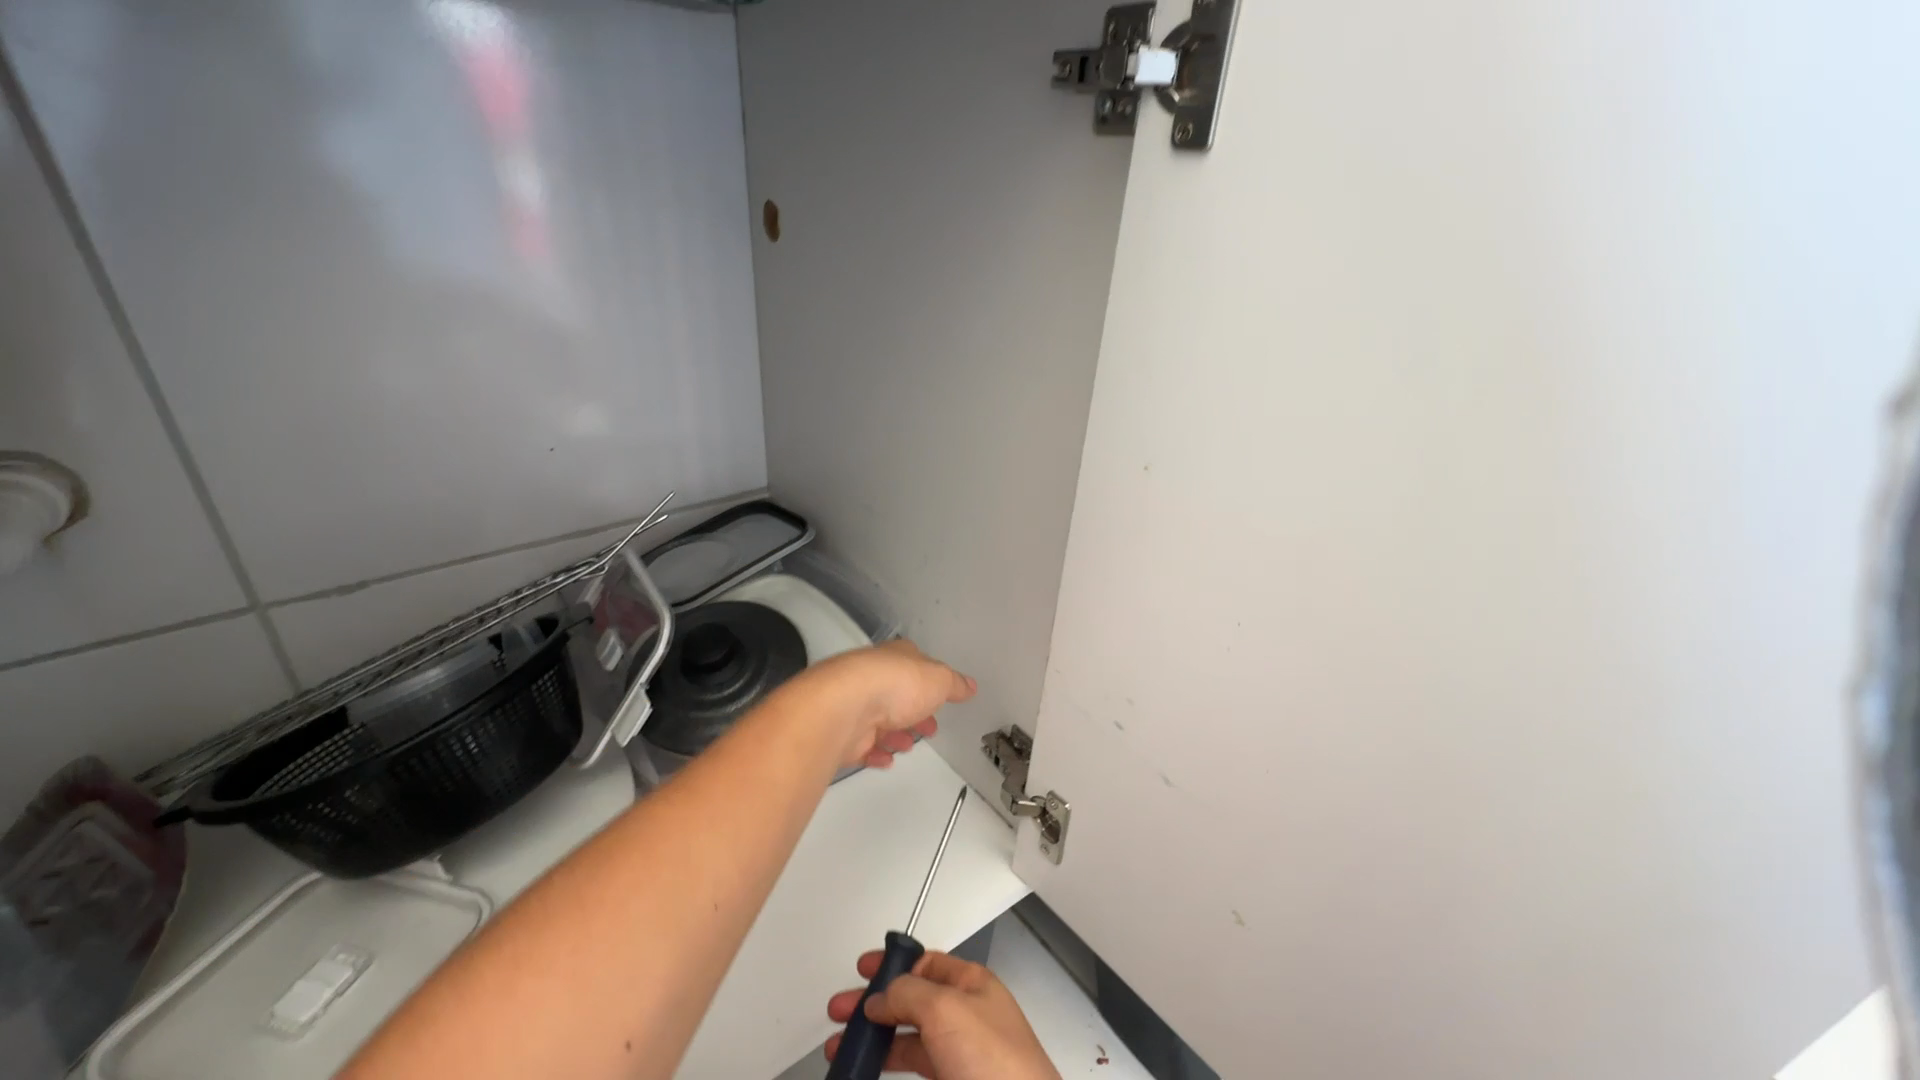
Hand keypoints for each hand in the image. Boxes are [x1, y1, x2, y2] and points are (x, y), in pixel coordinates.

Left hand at [806, 640, 975, 767]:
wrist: (847, 706)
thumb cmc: (897, 685)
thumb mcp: (939, 680)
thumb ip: (955, 684)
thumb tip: (970, 685)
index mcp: (895, 658)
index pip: (914, 665)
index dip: (929, 682)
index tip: (942, 698)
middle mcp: (873, 677)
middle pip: (897, 695)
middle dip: (914, 712)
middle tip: (929, 728)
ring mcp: (855, 705)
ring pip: (879, 721)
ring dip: (896, 735)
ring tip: (909, 745)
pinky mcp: (844, 734)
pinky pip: (862, 746)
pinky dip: (875, 753)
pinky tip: (887, 759)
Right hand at [825, 951, 1058, 1079]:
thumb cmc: (991, 1060)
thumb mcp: (946, 1009)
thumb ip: (908, 993)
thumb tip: (881, 995)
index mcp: (971, 984)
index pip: (926, 962)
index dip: (893, 963)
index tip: (862, 969)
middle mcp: (964, 1013)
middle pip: (910, 998)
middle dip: (872, 1002)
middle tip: (839, 1011)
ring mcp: (958, 1050)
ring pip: (907, 1035)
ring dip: (873, 1037)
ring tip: (840, 1047)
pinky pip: (911, 1064)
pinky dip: (886, 1063)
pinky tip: (866, 1067)